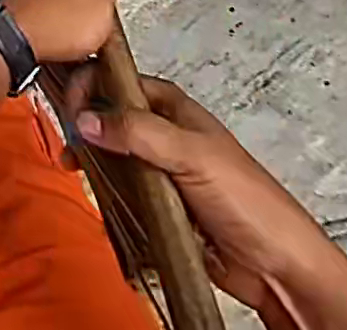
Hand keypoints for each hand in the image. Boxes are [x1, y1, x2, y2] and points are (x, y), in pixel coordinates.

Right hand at [61, 67, 340, 315]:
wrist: (279, 269)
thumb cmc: (249, 201)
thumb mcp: (191, 155)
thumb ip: (137, 132)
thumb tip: (85, 119)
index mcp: (169, 104)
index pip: (115, 78)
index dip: (88, 84)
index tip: (71, 107)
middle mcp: (159, 127)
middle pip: (107, 110)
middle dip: (81, 119)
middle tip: (67, 138)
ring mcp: (155, 162)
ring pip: (108, 147)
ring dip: (88, 153)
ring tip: (72, 164)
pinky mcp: (154, 196)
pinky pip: (118, 182)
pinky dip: (101, 183)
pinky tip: (91, 187)